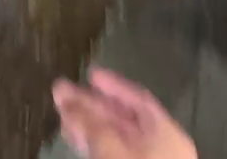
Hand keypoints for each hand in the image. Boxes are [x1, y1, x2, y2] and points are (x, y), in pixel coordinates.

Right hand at [52, 69, 197, 158]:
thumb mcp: (108, 145)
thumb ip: (87, 119)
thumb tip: (66, 97)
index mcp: (165, 132)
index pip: (138, 99)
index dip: (113, 85)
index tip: (89, 74)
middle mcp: (164, 146)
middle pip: (123, 118)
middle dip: (90, 104)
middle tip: (61, 92)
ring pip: (117, 136)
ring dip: (88, 123)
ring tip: (62, 114)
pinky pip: (117, 152)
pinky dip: (96, 142)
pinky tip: (77, 139)